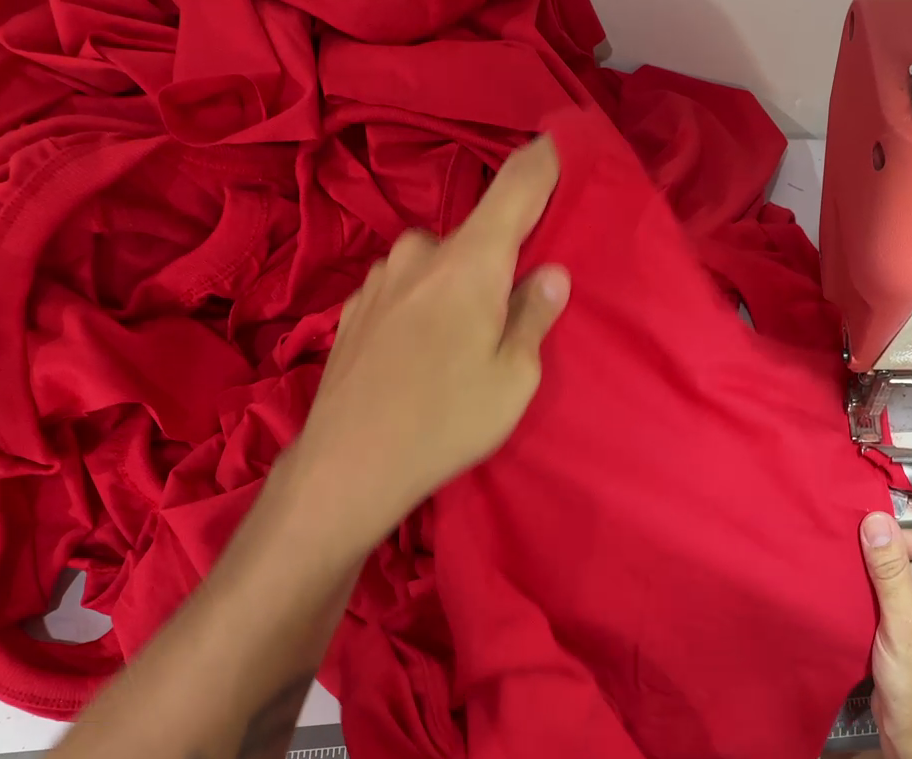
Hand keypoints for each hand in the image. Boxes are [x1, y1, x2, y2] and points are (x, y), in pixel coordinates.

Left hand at [290, 136, 569, 548]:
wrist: (353, 461)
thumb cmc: (449, 420)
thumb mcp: (514, 377)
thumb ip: (533, 317)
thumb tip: (550, 273)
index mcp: (468, 265)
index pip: (514, 190)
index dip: (541, 165)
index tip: (558, 145)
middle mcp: (419, 256)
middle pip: (474, 238)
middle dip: (498, 263)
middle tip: (514, 312)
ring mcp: (380, 279)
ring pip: (437, 265)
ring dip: (459, 288)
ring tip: (466, 344)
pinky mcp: (357, 307)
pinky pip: (407, 288)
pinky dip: (427, 305)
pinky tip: (426, 353)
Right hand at [858, 511, 911, 758]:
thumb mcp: (901, 623)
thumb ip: (889, 570)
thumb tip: (874, 519)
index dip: (893, 542)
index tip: (854, 541)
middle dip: (887, 563)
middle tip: (849, 565)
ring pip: (909, 573)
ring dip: (882, 580)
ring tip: (853, 584)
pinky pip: (907, 592)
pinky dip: (884, 595)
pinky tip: (862, 598)